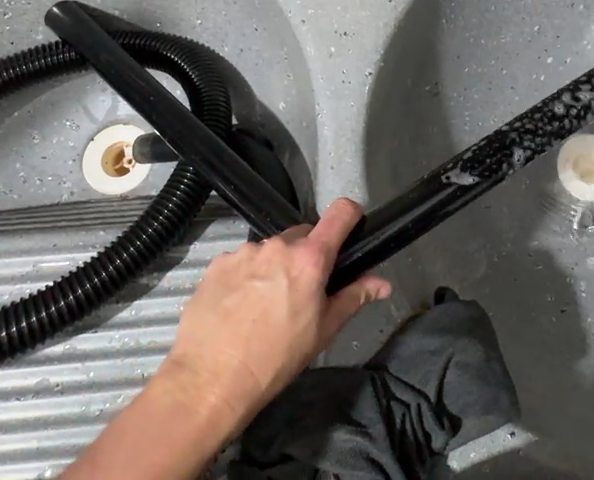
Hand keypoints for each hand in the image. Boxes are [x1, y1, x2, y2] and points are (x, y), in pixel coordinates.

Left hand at [156, 198, 390, 427]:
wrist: (210, 381)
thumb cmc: (275, 359)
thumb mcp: (323, 331)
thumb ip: (355, 297)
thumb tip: (383, 283)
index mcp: (310, 258)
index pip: (341, 213)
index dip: (351, 217)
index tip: (350, 231)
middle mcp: (277, 245)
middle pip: (303, 236)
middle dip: (307, 256)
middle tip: (302, 292)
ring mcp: (244, 252)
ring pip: (271, 250)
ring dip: (275, 267)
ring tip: (264, 306)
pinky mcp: (217, 263)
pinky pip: (242, 261)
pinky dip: (246, 276)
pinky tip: (239, 307)